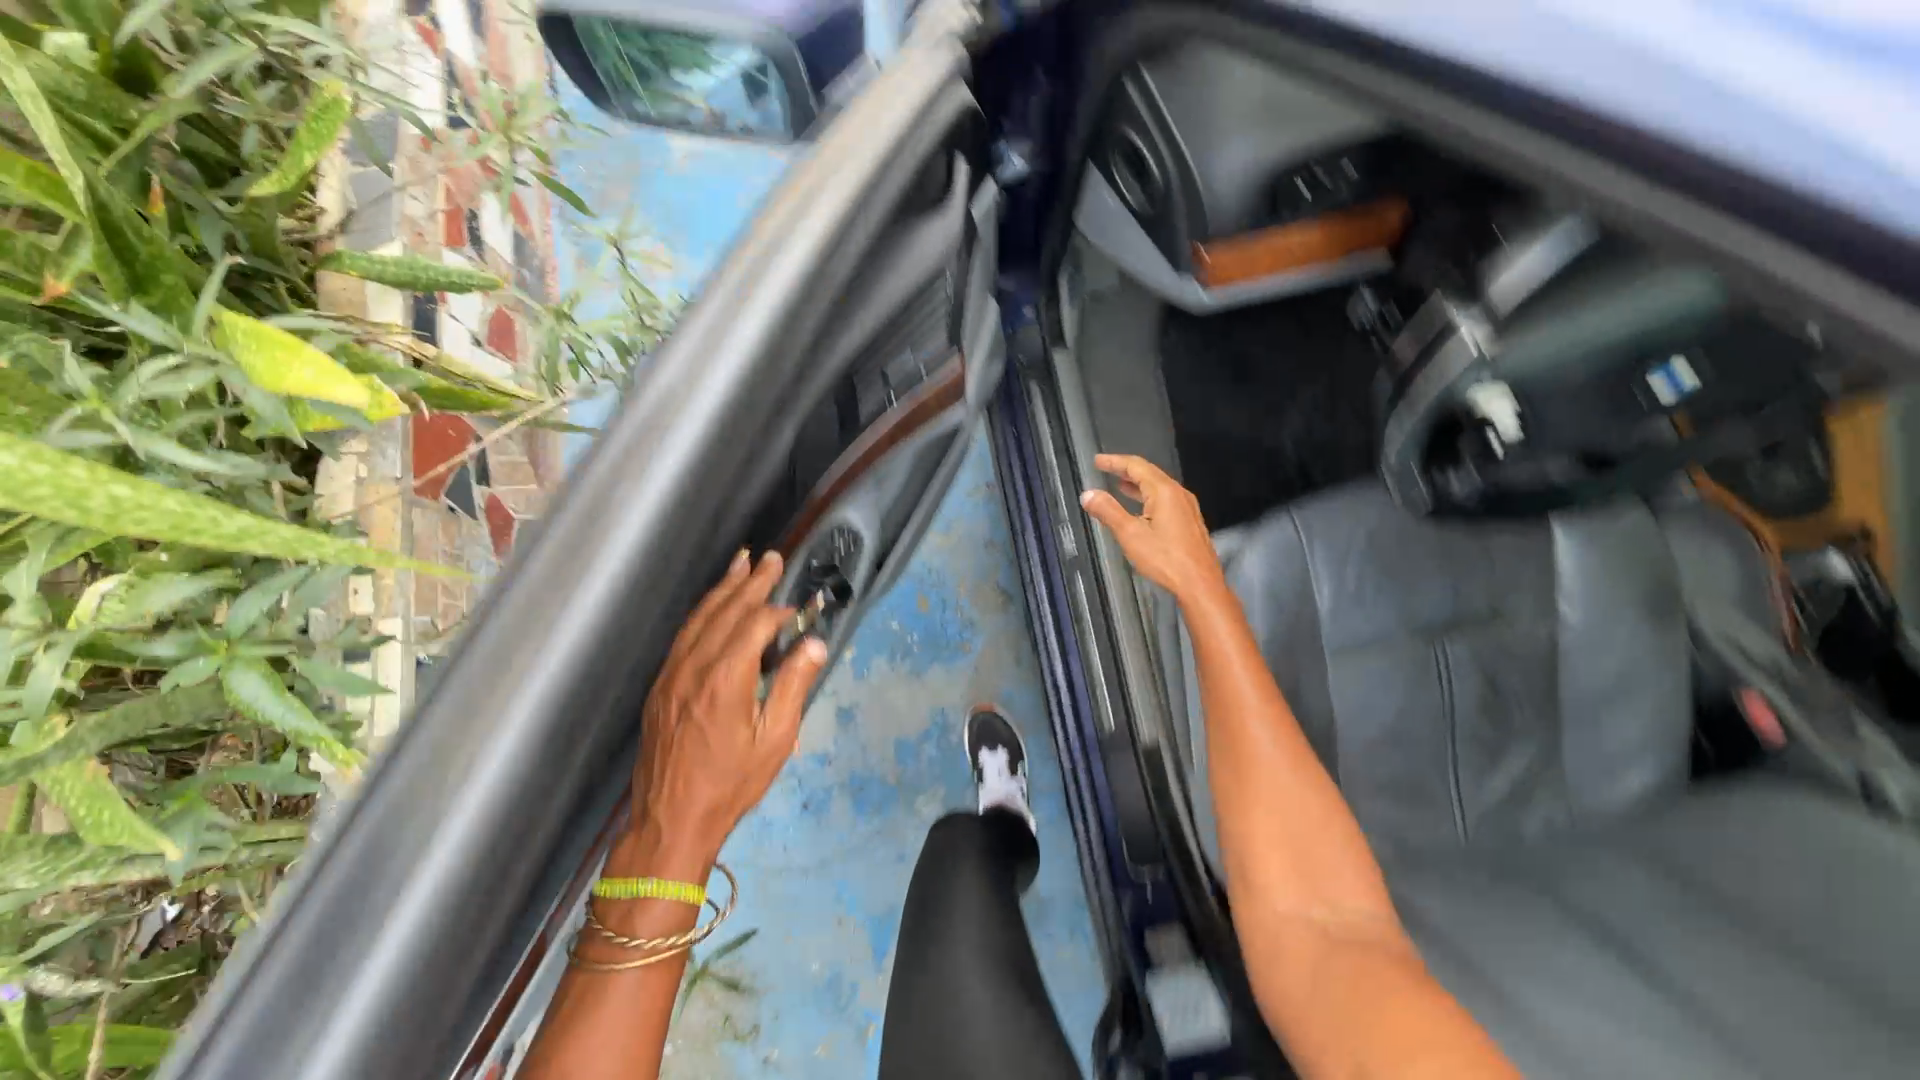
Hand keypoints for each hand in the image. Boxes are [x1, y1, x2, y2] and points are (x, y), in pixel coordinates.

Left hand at [629, 550, 827, 867]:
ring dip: (722, 589)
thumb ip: (795, 686)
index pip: (756, 624)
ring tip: (740, 564)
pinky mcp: (660, 687)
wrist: (669, 820)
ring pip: (698, 618)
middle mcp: (695, 666)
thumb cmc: (731, 784)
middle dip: (751, 582)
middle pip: (725, 610)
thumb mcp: (776, 740)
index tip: (800, 611)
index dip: (780, 612)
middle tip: (771, 557)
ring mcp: (672, 674)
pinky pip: (682, 636)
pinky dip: (701, 613)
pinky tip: (711, 608)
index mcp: (727, 677)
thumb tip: (814, 643)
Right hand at [1081, 454, 1227, 603]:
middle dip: (1126, 470)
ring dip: (1137, 484)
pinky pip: (1166, 499)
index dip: (1115, 462)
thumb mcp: (1130, 535)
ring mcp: (1187, 507)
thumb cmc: (1164, 559)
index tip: (1097, 461)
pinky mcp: (1190, 521)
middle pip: (1149, 473)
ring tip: (1119, 485)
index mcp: (1164, 491)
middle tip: (1105, 469)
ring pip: (1159, 487)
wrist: (1200, 584)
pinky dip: (1148, 497)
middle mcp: (1178, 493)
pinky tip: (1141, 508)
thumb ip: (1108, 511)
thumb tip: (1087, 494)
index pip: (1136, 466)